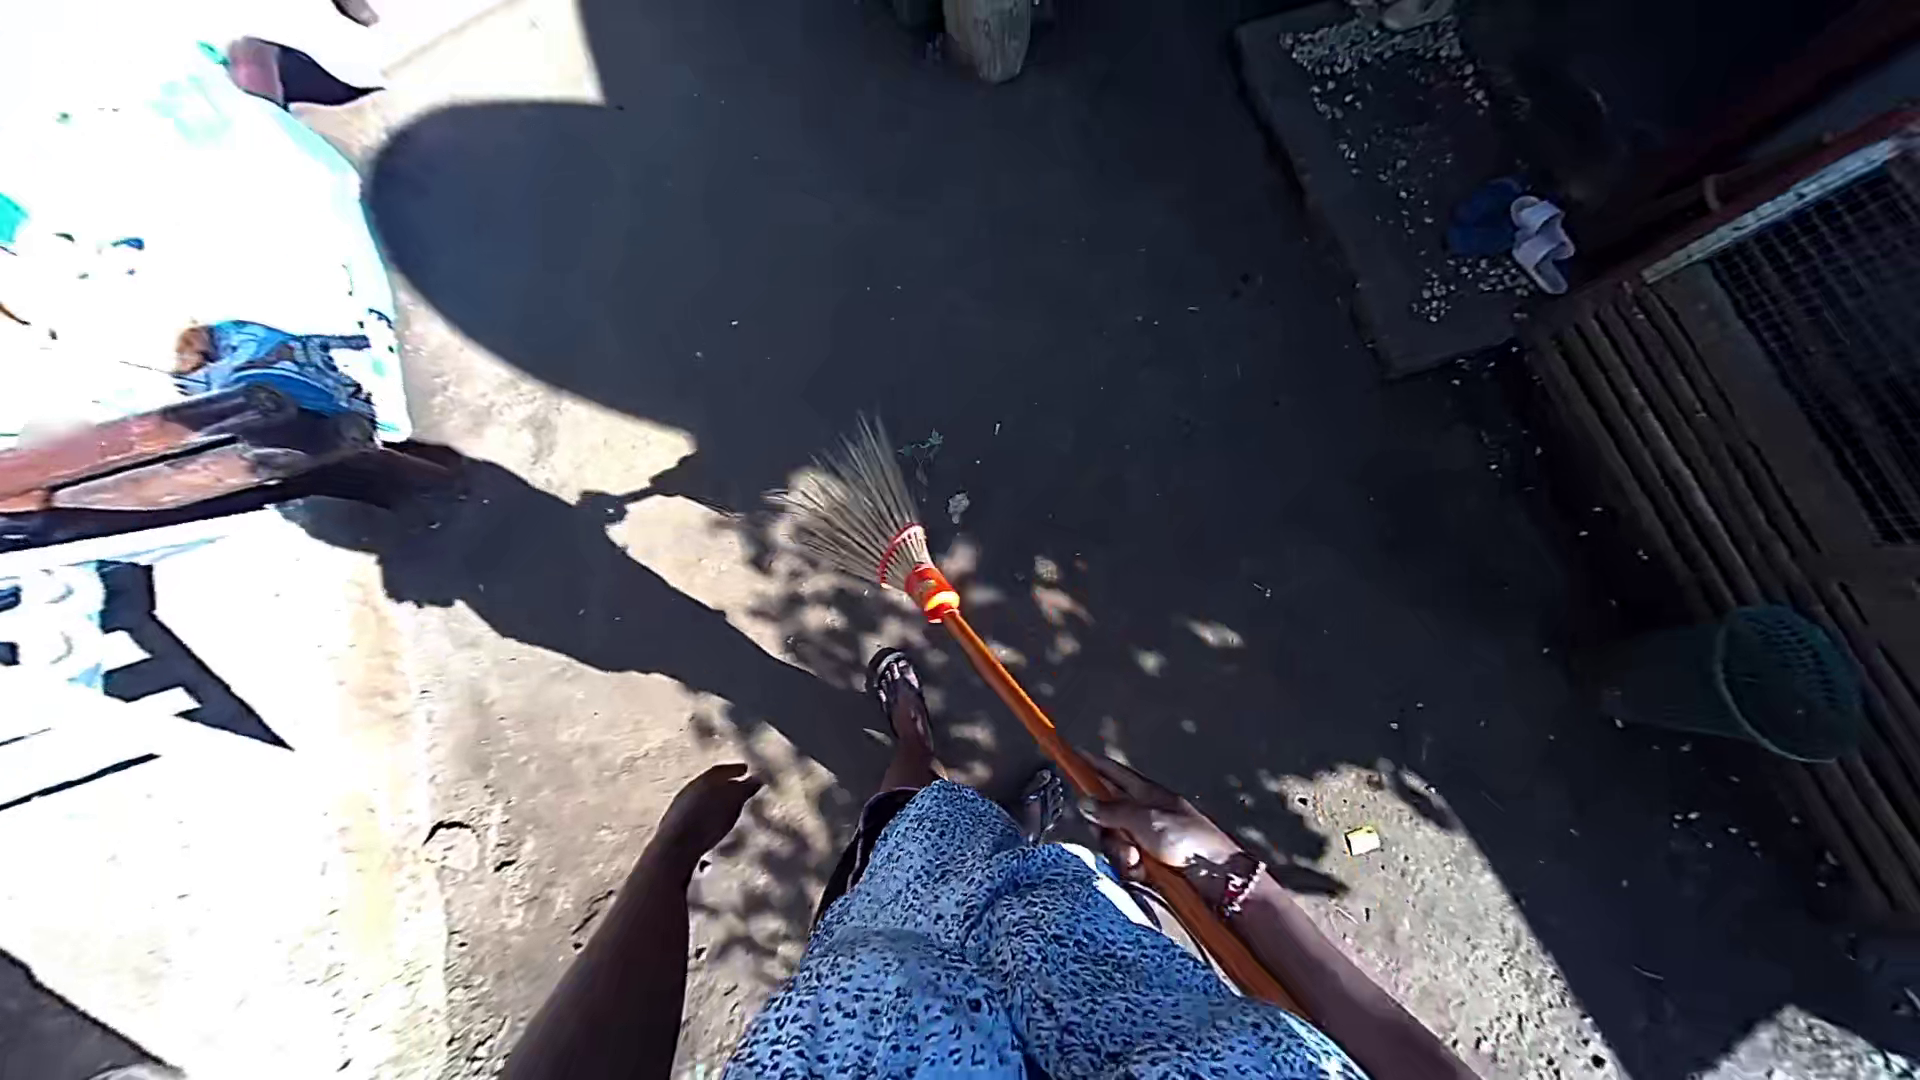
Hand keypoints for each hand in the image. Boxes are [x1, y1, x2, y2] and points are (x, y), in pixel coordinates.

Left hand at [650, 763, 763, 871]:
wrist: (676, 847)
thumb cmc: (709, 818)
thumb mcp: (735, 800)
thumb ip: (747, 787)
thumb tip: (758, 778)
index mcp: (704, 779)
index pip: (722, 770)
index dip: (735, 769)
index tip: (745, 769)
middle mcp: (688, 790)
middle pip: (710, 784)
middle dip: (724, 785)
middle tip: (738, 788)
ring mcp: (678, 809)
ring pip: (701, 800)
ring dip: (714, 802)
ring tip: (727, 810)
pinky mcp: (672, 827)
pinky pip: (694, 816)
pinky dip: (705, 816)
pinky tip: (712, 826)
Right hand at [1080, 755, 1242, 880]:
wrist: (1218, 879)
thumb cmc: (1187, 838)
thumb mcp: (1145, 818)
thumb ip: (1112, 811)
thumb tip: (1083, 802)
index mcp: (1145, 792)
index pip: (1112, 771)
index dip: (1093, 763)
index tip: (1073, 755)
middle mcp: (1142, 813)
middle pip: (1104, 811)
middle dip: (1105, 826)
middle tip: (1117, 836)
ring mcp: (1145, 839)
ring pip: (1112, 839)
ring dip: (1120, 851)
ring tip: (1136, 859)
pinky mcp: (1148, 863)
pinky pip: (1123, 862)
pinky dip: (1130, 868)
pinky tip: (1143, 872)